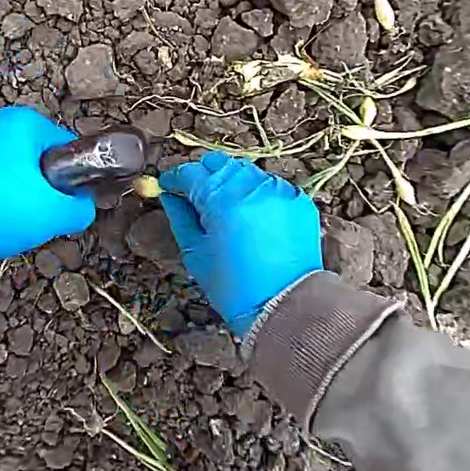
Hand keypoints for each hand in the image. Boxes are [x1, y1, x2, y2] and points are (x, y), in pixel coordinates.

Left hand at [0, 106, 96, 290]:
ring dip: (22, 204)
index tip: (60, 207)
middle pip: (49, 168)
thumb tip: (83, 206)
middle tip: (32, 217)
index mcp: (26, 123)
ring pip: (24, 181)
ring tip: (4, 222)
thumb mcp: (49, 215)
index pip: (75, 154)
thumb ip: (82, 208)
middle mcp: (1, 126)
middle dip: (46, 197)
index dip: (75, 186)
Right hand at [158, 151, 322, 334]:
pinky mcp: (299, 199)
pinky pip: (272, 186)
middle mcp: (252, 187)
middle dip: (205, 175)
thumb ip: (181, 218)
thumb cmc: (235, 288)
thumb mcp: (196, 254)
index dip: (176, 177)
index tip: (170, 185)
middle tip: (198, 195)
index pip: (192, 172)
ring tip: (227, 209)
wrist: (285, 306)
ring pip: (247, 172)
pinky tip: (254, 217)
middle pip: (220, 164)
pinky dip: (259, 194)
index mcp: (222, 199)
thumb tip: (170, 196)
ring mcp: (279, 190)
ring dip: (233, 183)